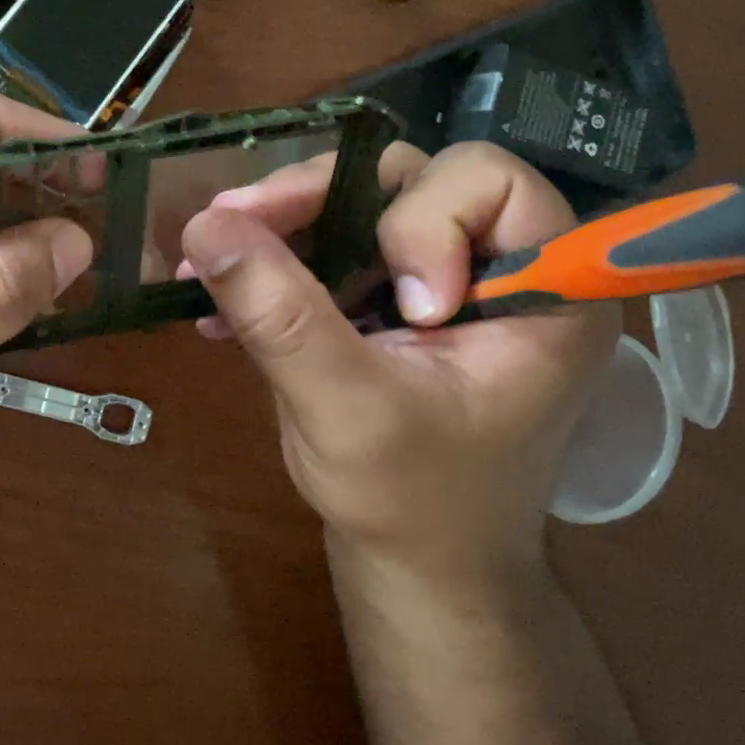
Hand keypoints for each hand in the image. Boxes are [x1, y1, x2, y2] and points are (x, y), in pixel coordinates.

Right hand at [179, 142, 618, 576]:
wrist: (413, 563)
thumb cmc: (410, 499)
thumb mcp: (345, 409)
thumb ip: (282, 316)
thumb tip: (204, 226)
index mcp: (542, 291)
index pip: (491, 183)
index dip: (422, 219)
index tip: (388, 298)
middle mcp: (495, 269)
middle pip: (404, 181)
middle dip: (310, 203)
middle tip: (229, 232)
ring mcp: (435, 282)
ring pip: (351, 209)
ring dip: (273, 232)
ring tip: (202, 269)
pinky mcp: (385, 301)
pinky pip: (325, 250)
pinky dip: (270, 266)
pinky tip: (219, 304)